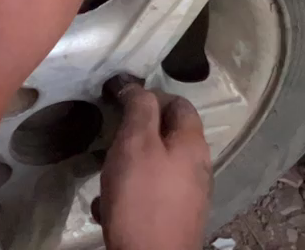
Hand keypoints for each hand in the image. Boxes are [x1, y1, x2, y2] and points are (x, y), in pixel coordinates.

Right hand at [99, 81, 211, 249]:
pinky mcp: (175, 219)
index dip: (150, 96)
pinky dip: (131, 190)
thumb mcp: (136, 142)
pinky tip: (109, 202)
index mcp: (193, 144)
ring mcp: (188, 196)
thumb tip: (135, 86)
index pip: (179, 102)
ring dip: (130, 161)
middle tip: (112, 136)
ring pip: (157, 163)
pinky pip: (151, 192)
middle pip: (168, 133)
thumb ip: (139, 108)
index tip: (122, 103)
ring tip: (107, 170)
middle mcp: (197, 168)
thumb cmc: (142, 198)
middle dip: (137, 130)